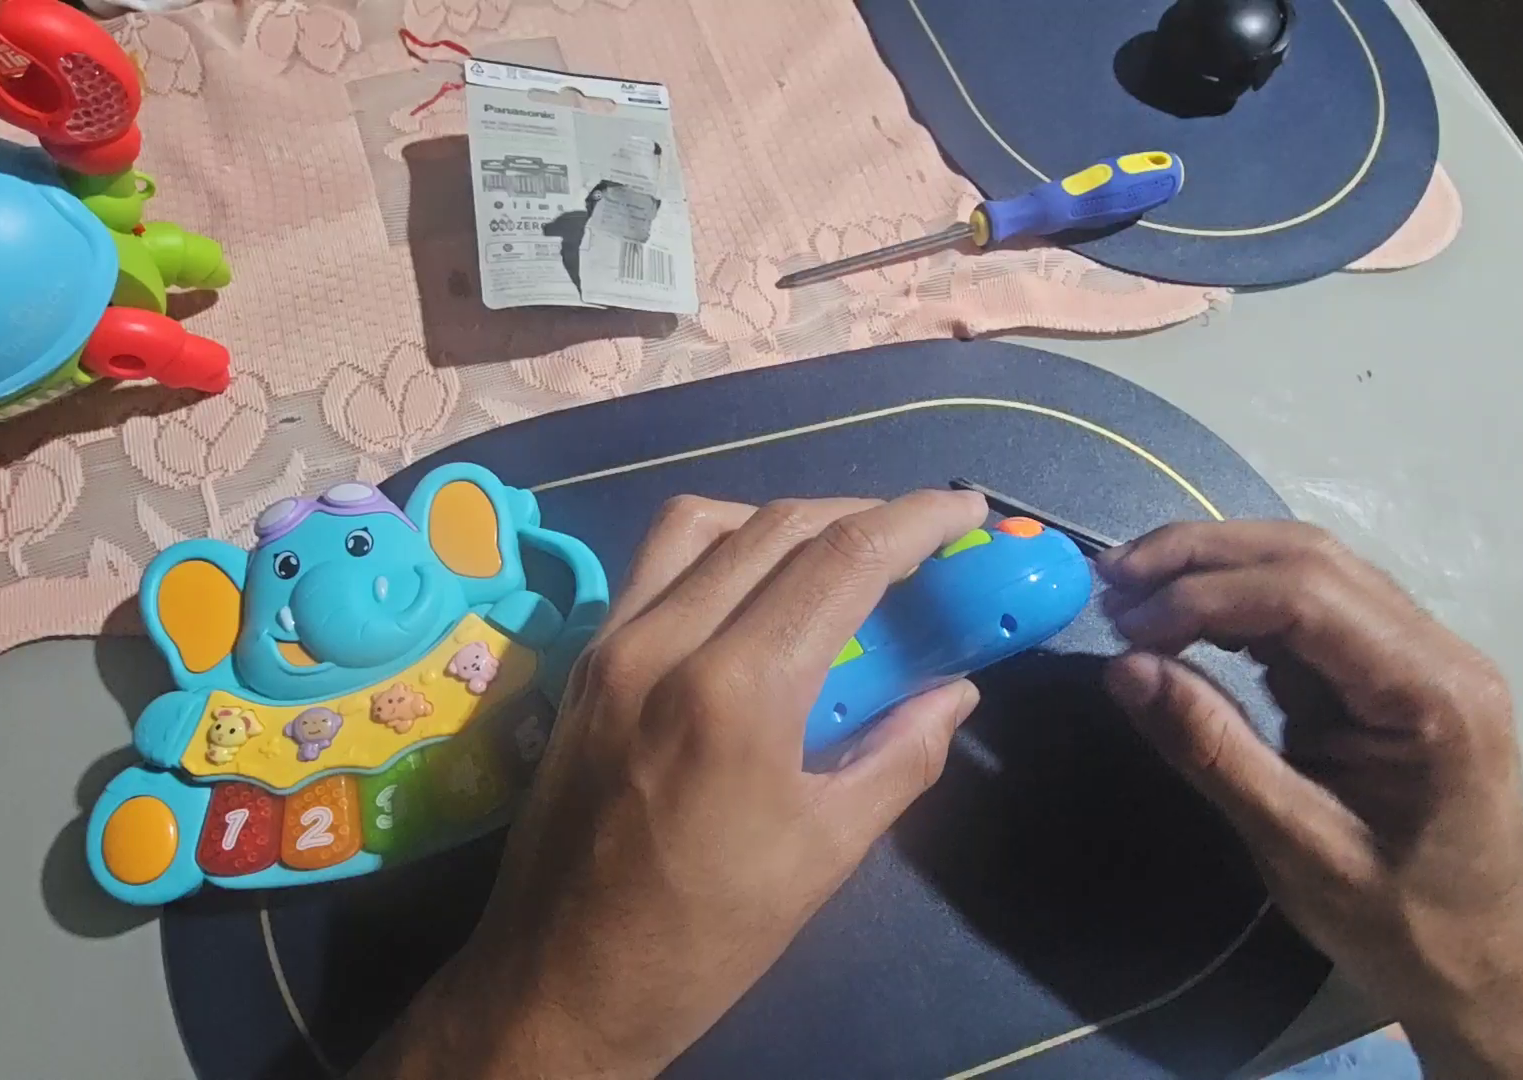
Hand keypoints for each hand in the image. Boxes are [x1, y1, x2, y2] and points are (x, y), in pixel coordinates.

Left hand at [356, 490, 988, 1079]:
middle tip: (913, 536)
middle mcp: (666, 641)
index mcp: (737, 692)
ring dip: (783, 518)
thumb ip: (901, 753)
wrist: (558, 981)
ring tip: (830, 550)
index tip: (964, 508)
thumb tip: (955, 689)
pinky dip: (718, 542)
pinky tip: (749, 582)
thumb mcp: (825, 853)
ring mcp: (614, 640)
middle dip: (862, 513)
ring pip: (706, 522)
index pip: (842, 561)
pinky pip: (656, 559)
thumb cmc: (705, 934)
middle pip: (779, 525)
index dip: (915, 520)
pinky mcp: (586, 655)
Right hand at [1096, 522, 1522, 1078]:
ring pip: (1299, 561)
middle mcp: (1431, 649)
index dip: (1203, 596)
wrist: (1473, 966)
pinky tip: (1177, 613)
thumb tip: (1123, 667)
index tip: (1124, 626)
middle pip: (1305, 555)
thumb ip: (1210, 748)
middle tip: (1112, 576)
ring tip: (1131, 585)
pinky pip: (1294, 599)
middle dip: (1196, 554)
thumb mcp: (1293, 846)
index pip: (1306, 596)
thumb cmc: (1396, 918)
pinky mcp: (1372, 661)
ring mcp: (1407, 648)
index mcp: (1431, 693)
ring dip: (1206, 563)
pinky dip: (1224, 594)